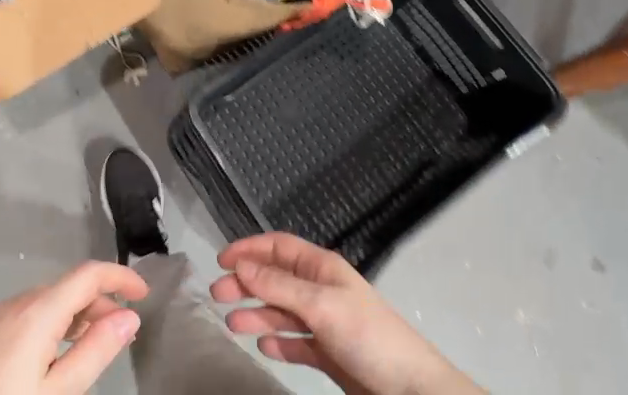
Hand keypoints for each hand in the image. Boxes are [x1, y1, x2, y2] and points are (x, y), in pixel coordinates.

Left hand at [0, 260, 148, 394]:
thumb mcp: (58, 393)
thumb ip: (94, 352)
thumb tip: (128, 316)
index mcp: (37, 312)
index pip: (87, 274)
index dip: (119, 276)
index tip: (145, 293)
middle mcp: (17, 305)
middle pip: (68, 287)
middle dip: (102, 301)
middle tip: (126, 332)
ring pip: (49, 302)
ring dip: (79, 315)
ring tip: (100, 344)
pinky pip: (31, 316)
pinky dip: (56, 325)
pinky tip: (61, 354)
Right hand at [212, 233, 482, 394]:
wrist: (410, 388)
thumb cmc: (367, 335)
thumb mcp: (321, 305)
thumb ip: (279, 285)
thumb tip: (241, 264)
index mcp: (322, 268)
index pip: (279, 247)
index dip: (250, 249)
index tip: (220, 259)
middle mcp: (321, 290)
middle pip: (275, 279)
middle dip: (246, 283)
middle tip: (217, 295)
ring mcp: (325, 322)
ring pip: (282, 312)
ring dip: (256, 313)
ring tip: (232, 324)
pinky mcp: (328, 353)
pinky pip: (296, 343)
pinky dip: (278, 342)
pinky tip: (263, 345)